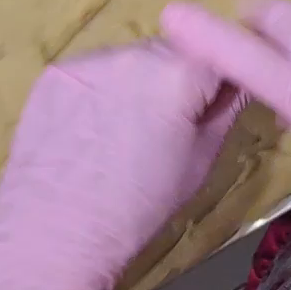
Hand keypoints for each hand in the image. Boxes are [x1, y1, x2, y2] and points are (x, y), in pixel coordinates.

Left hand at [0, 42, 242, 289]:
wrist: (49, 241)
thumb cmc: (137, 207)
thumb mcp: (201, 161)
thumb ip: (228, 108)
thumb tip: (241, 79)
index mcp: (181, 73)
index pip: (220, 53)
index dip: (220, 78)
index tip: (213, 102)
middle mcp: (138, 53)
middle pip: (176, 48)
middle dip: (180, 74)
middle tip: (168, 117)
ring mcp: (93, 59)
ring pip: (136, 55)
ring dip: (141, 77)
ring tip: (125, 122)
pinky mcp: (57, 71)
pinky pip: (98, 66)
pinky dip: (104, 86)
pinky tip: (94, 122)